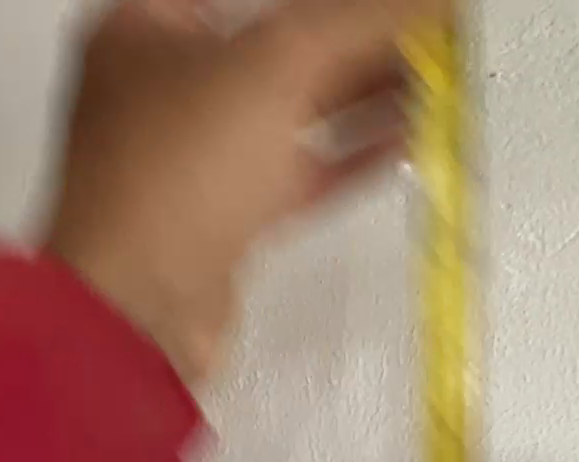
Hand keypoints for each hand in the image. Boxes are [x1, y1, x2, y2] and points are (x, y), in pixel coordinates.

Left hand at [43, 0, 448, 382]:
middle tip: (428, 30)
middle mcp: (165, 92)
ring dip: (367, 92)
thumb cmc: (165, 188)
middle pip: (279, 43)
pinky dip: (350, 155)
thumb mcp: (271, 69)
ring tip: (438, 73)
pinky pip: (295, 174)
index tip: (381, 4)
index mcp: (146, 28)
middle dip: (358, 34)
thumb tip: (429, 5)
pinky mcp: (219, 221)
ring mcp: (191, 162)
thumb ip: (356, 21)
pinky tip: (405, 134)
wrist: (139, 314)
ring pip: (291, 111)